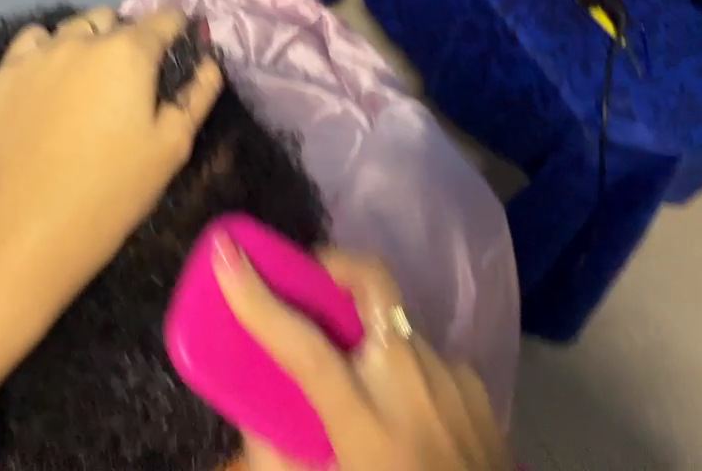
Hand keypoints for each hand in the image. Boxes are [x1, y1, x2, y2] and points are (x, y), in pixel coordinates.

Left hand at [0, 7, 221, 424]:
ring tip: (91, 84)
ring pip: (74, 28)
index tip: (182, 55)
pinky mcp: (2, 76)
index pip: (166, 19)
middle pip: (116, 19)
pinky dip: (48, 51)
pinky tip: (50, 85)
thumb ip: (197, 96)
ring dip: (90, 42)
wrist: (20, 236)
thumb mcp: (171, 149)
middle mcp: (82, 40)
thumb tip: (208, 63)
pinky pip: (33, 43)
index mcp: (129, 52)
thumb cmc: (109, 194)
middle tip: (135, 83)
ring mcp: (37, 55)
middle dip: (132, 38)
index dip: (180, 32)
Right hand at [219, 248, 509, 470]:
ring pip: (393, 320)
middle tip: (304, 280)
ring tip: (353, 371)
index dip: (258, 299)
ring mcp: (449, 373)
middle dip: (333, 264)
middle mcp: (411, 380)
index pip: (304, 347)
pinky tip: (402, 407)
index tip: (226, 252)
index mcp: (368, 421)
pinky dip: (400, 367)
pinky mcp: (475, 380)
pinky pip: (423, 354)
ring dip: (365, 331)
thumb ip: (280, 459)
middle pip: (372, 282)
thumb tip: (250, 417)